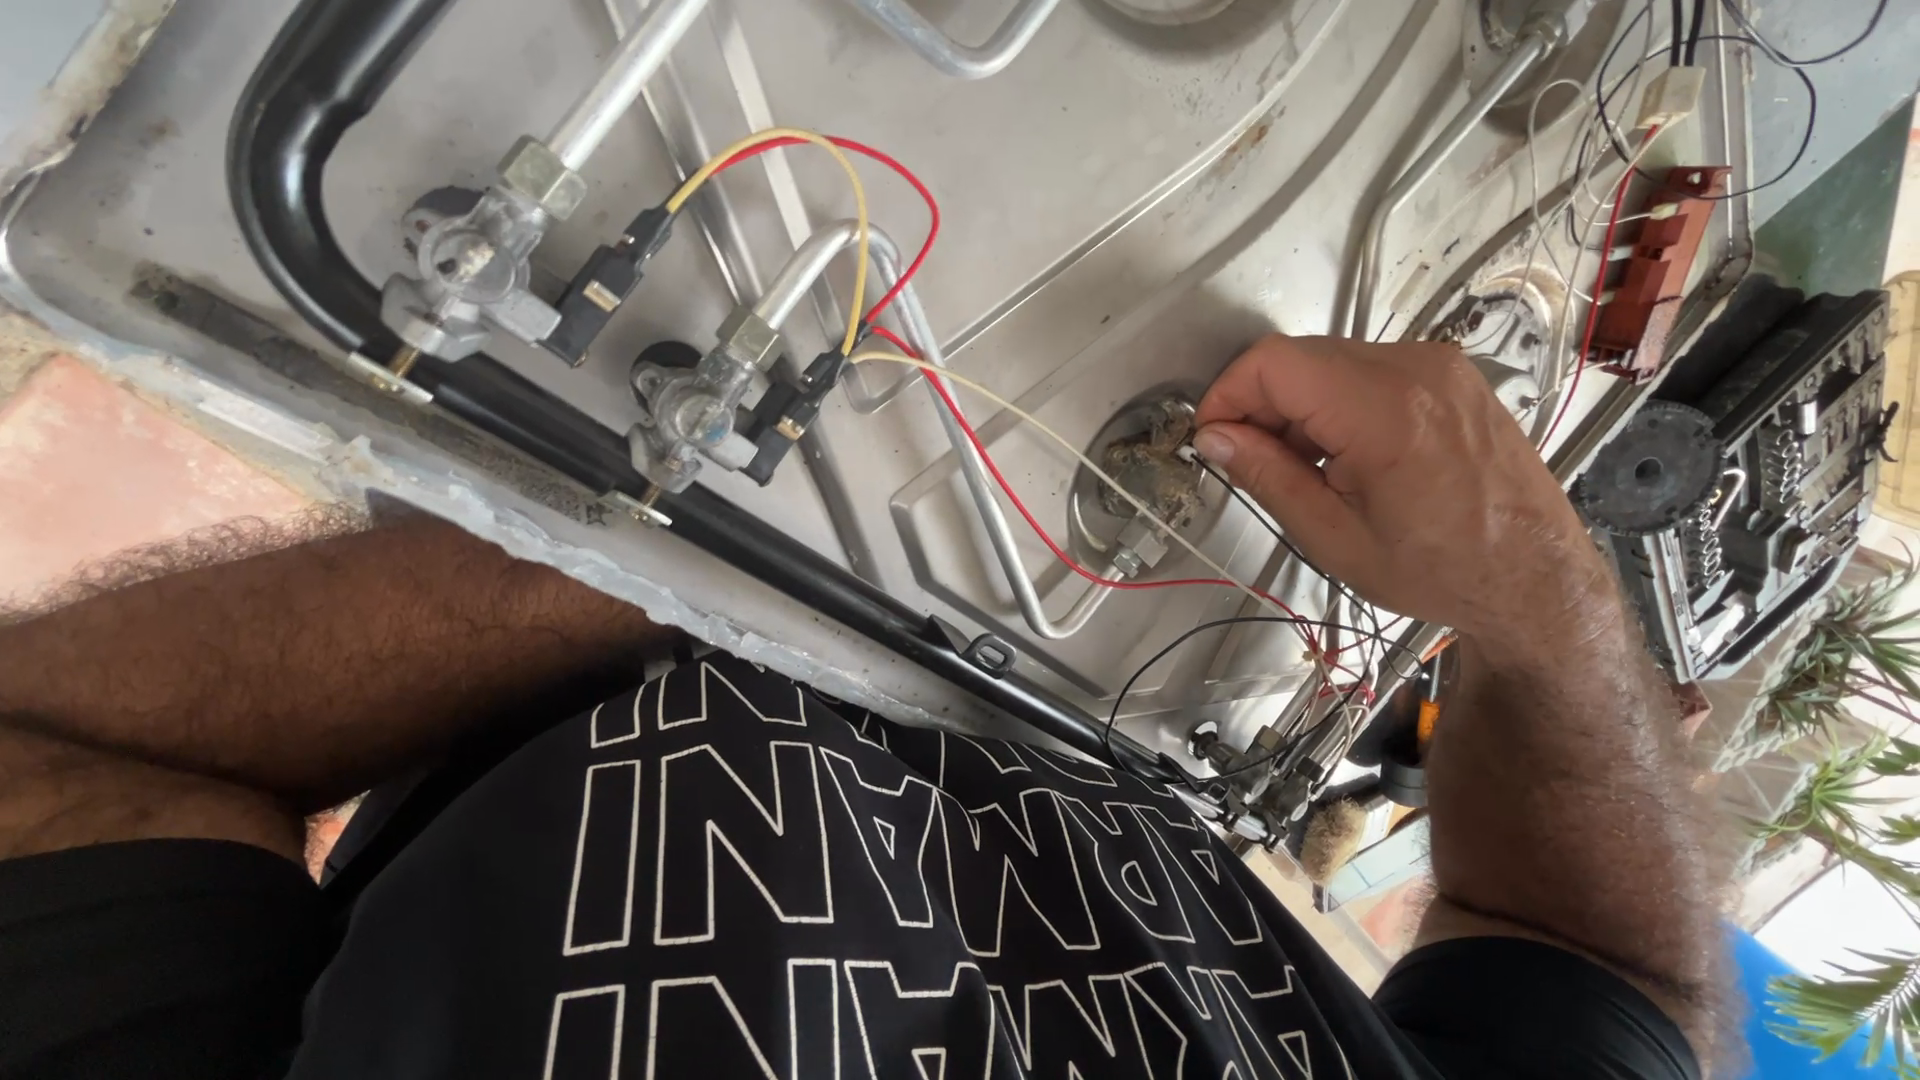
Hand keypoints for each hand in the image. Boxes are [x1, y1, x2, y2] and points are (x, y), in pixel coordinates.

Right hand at [1193, 334, 1617, 657]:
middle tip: (1248, 460)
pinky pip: (1366, 370)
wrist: (1533, 578)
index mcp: (1384, 411)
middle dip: (1258, 403)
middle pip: (1298, 357)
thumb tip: (1214, 438)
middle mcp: (1415, 369)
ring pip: (1328, 361)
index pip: (1273, 363)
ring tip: (1299, 466)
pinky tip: (1338, 454)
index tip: (1212, 439)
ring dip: (1295, 406)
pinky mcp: (1449, 376)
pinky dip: (1333, 403)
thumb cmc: (1437, 569)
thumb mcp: (1331, 535)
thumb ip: (1266, 476)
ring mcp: (1438, 367)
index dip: (1227, 395)